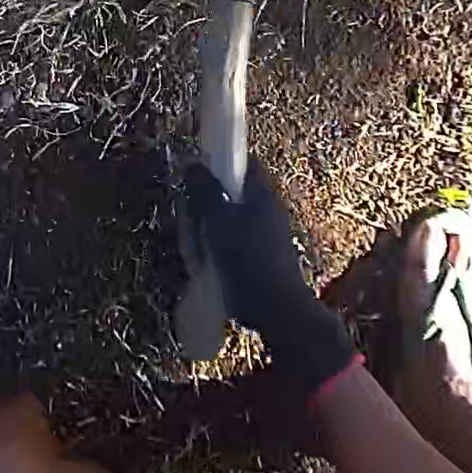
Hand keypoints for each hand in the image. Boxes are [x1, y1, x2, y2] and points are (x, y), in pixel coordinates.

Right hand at [184, 159, 355, 393]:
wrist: (280, 311)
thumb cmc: (248, 258)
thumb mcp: (219, 221)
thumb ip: (205, 191)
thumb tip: (192, 162)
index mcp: (262, 195)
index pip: (247, 163)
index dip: (224, 161)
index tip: (200, 169)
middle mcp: (270, 211)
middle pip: (237, 192)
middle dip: (212, 198)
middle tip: (191, 211)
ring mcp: (271, 236)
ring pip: (236, 218)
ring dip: (215, 224)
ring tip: (197, 240)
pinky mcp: (267, 258)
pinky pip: (239, 241)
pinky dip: (223, 244)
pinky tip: (210, 260)